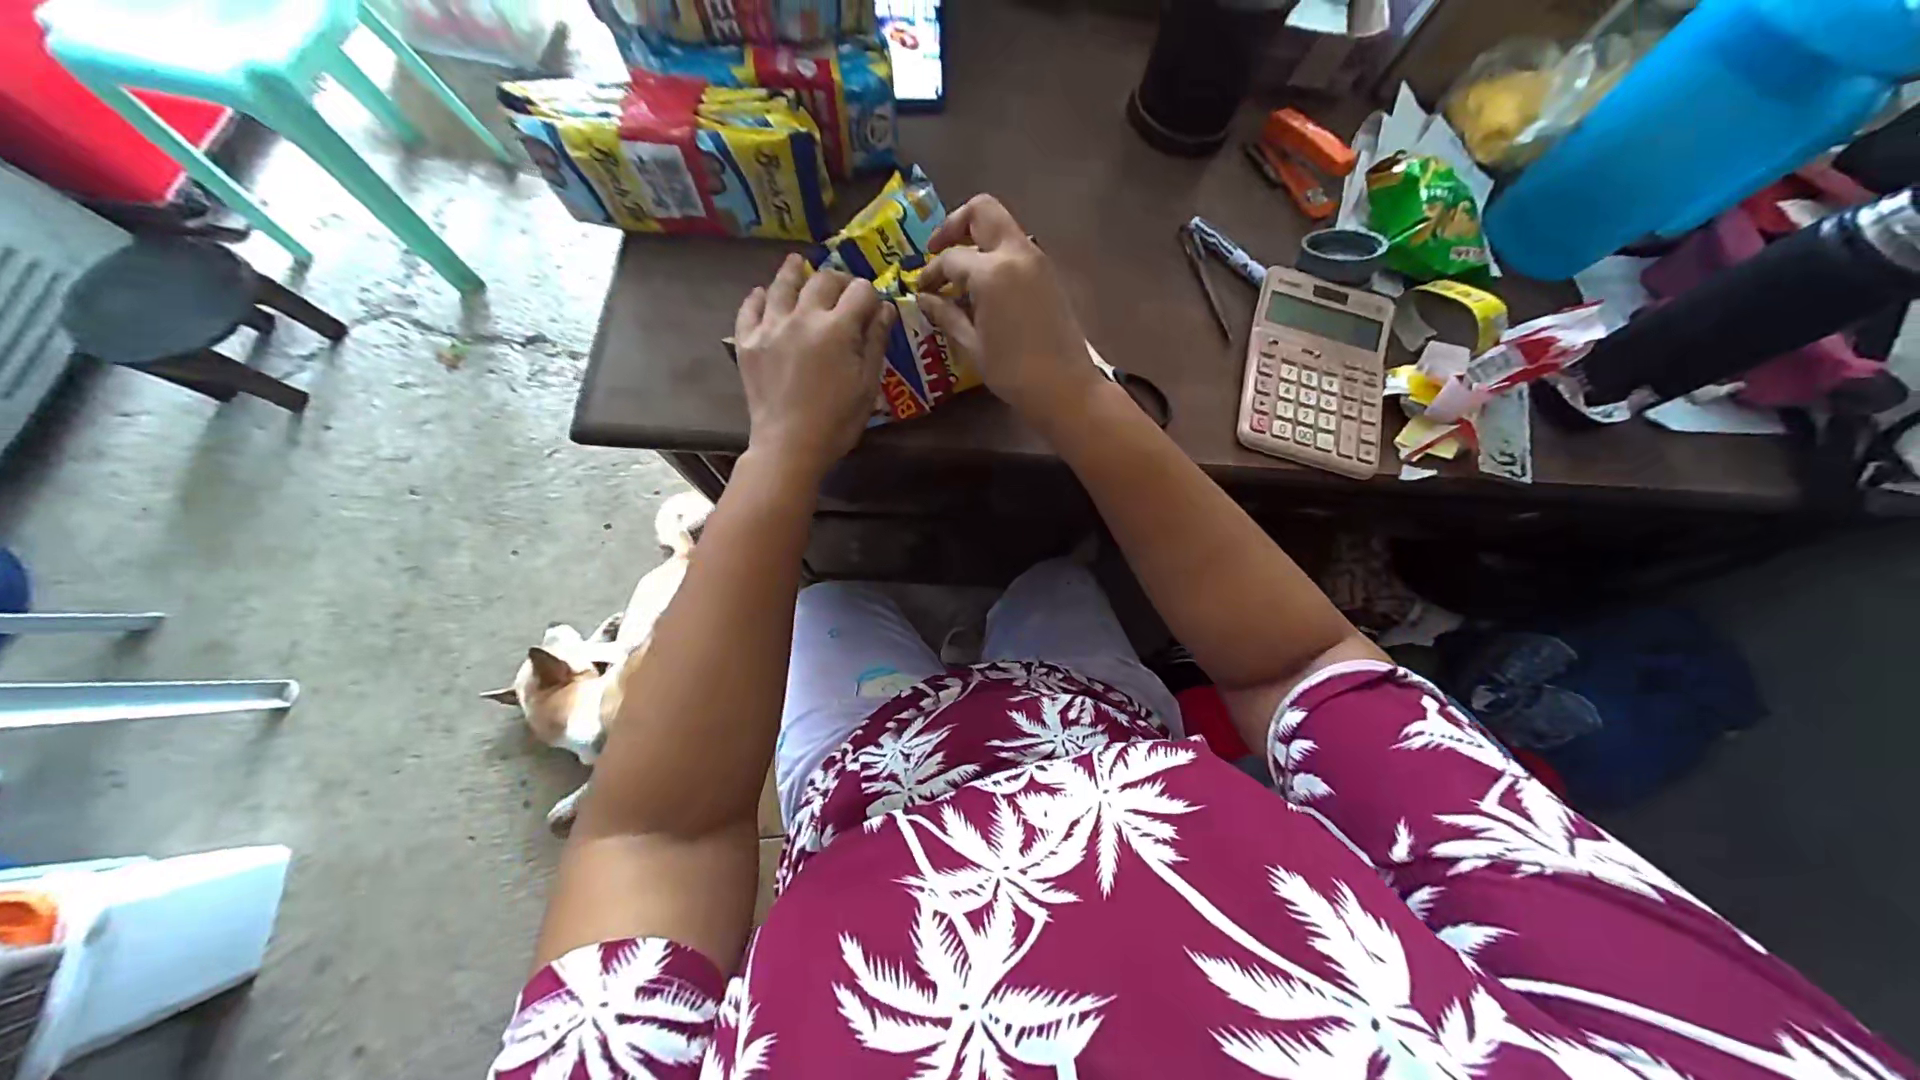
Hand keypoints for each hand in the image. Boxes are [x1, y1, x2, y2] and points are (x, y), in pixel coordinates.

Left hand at [734, 255, 893, 477]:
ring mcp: (771, 327)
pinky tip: (762, 294)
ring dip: (793, 271)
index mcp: (837, 328)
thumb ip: (876, 342)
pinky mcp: (747, 343)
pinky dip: (757, 298)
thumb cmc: (837, 421)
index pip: (860, 291)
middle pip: (822, 280)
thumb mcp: (868, 385)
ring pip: (781, 285)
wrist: (789, 446)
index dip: (871, 294)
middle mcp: (802, 317)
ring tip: (797, 262)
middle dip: (838, 279)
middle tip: (843, 289)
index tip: (873, 305)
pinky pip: (749, 310)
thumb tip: (885, 309)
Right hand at [917, 195, 1102, 420]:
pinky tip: (983, 290)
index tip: (921, 289)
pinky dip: (995, 257)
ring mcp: (1037, 260)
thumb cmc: (1012, 372)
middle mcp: (1016, 254)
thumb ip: (946, 314)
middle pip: (982, 211)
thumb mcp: (972, 344)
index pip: (951, 258)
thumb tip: (925, 298)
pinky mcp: (1048, 274)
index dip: (930, 273)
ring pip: (1002, 228)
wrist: (1064, 387)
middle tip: (938, 252)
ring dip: (977, 241)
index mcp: (992, 272)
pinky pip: (1016, 250)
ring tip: (960, 276)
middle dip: (955, 225)